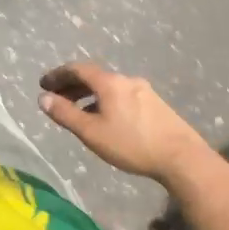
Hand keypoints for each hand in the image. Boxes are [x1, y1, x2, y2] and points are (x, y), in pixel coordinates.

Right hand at [37, 62, 220, 185]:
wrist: (184, 160)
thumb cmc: (132, 144)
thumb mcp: (91, 132)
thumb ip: (65, 114)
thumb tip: (43, 98)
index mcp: (109, 83)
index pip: (77, 69)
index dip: (57, 75)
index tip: (43, 85)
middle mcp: (127, 81)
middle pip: (94, 77)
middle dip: (72, 86)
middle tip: (58, 98)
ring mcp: (145, 92)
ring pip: (110, 88)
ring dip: (90, 95)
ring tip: (80, 111)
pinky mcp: (158, 106)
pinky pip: (123, 96)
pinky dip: (107, 101)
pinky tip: (108, 120)